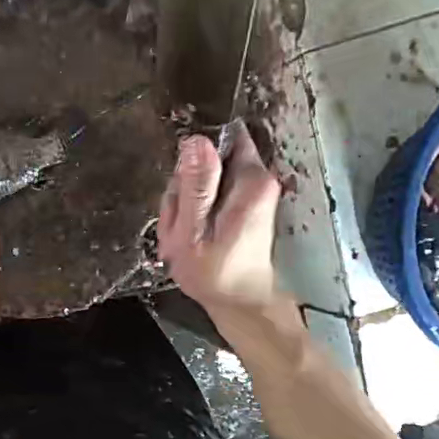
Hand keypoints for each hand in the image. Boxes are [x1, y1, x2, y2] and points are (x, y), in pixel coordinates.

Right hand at [158, 122, 282, 318]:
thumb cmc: (215, 272)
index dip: (195, 151)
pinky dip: (196, 212)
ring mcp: (253, 191)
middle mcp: (259, 179)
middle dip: (186, 183)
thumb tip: (194, 140)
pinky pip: (211, 195)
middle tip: (179, 219)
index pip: (223, 135)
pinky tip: (191, 235)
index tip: (182, 183)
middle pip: (211, 158)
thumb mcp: (194, 230)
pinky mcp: (244, 204)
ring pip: (206, 178)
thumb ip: (195, 185)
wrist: (238, 303)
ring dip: (187, 201)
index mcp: (252, 180)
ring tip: (184, 231)